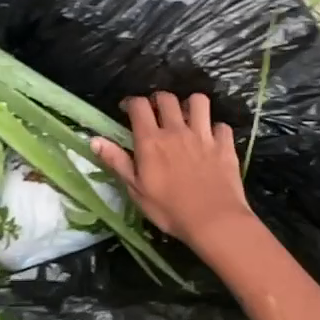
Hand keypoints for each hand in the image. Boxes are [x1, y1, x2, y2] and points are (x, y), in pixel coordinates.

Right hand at [93, 93, 255, 243]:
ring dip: (190, 104)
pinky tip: (211, 138)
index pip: (139, 106)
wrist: (214, 221)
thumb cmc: (170, 209)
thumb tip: (94, 140)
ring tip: (186, 117)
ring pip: (199, 102)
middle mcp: (177, 131)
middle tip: (156, 113)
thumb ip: (117, 162)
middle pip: (167, 98)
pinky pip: (221, 125)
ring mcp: (203, 135)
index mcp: (151, 140)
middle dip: (159, 100)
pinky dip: (215, 128)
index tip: (127, 110)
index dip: (131, 102)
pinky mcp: (225, 145)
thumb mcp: (136, 190)